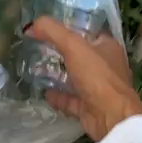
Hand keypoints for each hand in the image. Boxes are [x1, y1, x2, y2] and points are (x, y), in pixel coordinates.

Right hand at [27, 18, 141, 141]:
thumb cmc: (97, 76)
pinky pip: (70, 99)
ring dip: (58, 75)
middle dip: (60, 52)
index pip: (87, 33)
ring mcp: (98, 88)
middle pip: (80, 55)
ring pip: (75, 78)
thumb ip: (53, 32)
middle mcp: (105, 66)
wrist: (110, 117)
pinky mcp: (89, 107)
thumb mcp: (74, 46)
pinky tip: (43, 92)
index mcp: (108, 48)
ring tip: (36, 68)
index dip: (69, 28)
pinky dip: (57, 96)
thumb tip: (31, 25)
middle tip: (38, 48)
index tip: (47, 28)